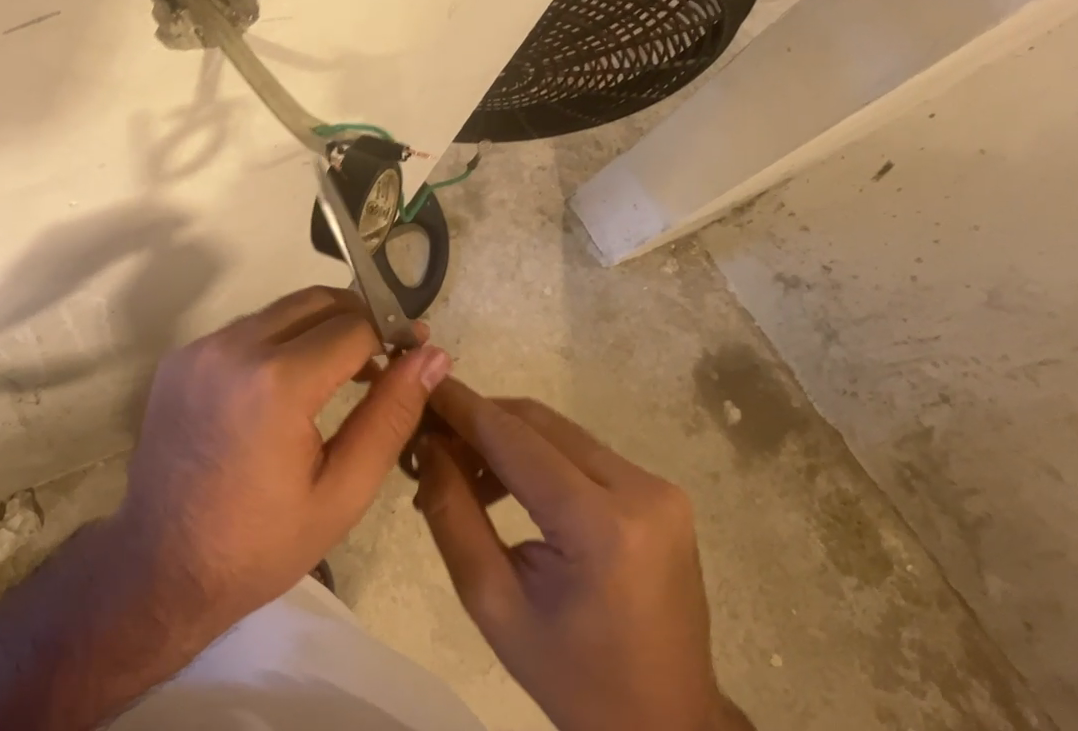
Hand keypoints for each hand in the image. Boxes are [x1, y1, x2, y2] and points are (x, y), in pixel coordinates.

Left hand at [118, 286, 453, 634]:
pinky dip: (273, 343)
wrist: (163, 562)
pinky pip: (239, 332)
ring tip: (339, 375)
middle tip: (382, 360)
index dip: (391, 333)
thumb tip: (432, 356)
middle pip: (312, 302)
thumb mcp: (342, 490)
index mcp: (277, 383)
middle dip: (355, 319)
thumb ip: (390, 416)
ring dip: (313, 329)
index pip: (352, 326)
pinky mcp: (178, 360)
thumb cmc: (262, 543)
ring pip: (275, 312)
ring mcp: (198, 350)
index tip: (414, 350)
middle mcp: (232, 348)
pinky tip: (285, 388)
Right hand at [413, 382, 750, 730]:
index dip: (459, 406)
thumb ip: (451, 512)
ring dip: (504, 439)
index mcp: (600, 525)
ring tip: (460, 474)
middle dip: (477, 421)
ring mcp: (659, 490)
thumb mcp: (489, 599)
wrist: (663, 721)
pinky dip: (536, 456)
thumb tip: (428, 445)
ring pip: (559, 433)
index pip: (512, 438)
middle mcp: (641, 491)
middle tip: (427, 443)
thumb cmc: (568, 672)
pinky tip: (505, 486)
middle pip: (538, 423)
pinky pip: (582, 453)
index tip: (414, 381)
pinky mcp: (662, 496)